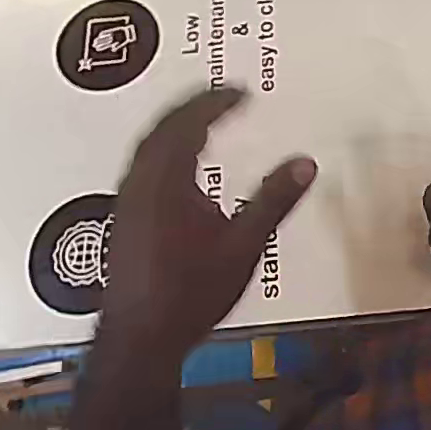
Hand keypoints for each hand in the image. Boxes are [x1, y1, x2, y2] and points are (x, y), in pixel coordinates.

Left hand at [100, 87, 316, 355]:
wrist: (141, 337)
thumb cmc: (191, 292)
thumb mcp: (243, 246)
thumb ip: (274, 201)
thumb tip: (305, 164)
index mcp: (166, 180)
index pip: (189, 123)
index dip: (217, 101)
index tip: (243, 92)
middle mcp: (139, 182)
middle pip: (163, 127)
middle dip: (195, 107)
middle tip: (224, 98)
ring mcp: (127, 200)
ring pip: (149, 146)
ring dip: (177, 127)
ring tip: (206, 124)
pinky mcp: (125, 217)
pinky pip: (143, 166)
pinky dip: (166, 151)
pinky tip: (183, 170)